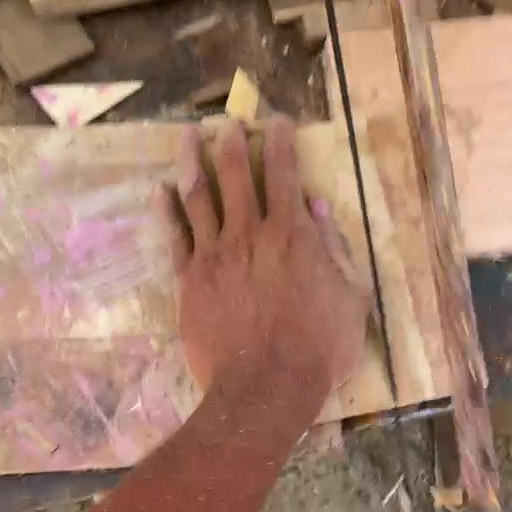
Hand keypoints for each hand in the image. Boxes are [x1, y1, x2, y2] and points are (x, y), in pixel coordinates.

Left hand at [157, 118, 369, 405]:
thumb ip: (335, 249)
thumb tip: (317, 206)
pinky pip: (174, 235)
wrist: (264, 389)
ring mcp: (214, 255)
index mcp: (292, 235)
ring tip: (187, 136)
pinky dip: (166, 209)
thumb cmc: (318, 349)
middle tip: (228, 123)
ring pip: (198, 196)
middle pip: (236, 174)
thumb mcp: (351, 298)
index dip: (281, 142)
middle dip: (232, 142)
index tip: (278, 122)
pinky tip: (160, 189)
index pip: (285, 173)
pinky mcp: (189, 279)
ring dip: (192, 161)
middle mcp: (249, 234)